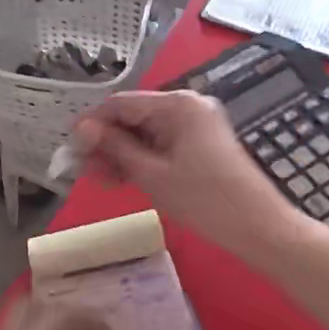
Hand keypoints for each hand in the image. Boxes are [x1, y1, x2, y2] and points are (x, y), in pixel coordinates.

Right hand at [74, 90, 303, 258]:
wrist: (258, 226)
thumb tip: (83, 129)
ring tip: (102, 180)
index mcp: (177, 104)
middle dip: (107, 142)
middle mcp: (188, 105)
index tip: (70, 147)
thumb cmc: (203, 200)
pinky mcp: (202, 142)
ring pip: (147, 132)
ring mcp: (197, 124)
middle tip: (84, 170)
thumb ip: (115, 148)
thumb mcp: (152, 174)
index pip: (121, 103)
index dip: (93, 124)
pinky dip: (143, 159)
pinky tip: (124, 178)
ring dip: (122, 153)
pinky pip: (163, 144)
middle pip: (134, 117)